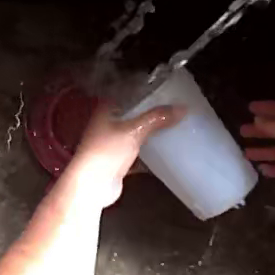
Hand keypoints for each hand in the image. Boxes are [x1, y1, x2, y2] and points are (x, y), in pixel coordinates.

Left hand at [63, 101, 183, 208]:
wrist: (91, 186)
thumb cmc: (106, 152)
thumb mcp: (133, 131)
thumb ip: (156, 118)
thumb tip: (182, 108)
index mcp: (106, 112)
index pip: (125, 94)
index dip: (142, 90)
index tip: (163, 88)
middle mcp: (107, 126)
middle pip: (132, 115)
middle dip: (151, 114)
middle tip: (174, 109)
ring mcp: (111, 146)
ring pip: (135, 135)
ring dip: (151, 134)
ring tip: (175, 127)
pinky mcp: (118, 163)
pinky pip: (138, 155)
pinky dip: (150, 155)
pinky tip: (167, 154)